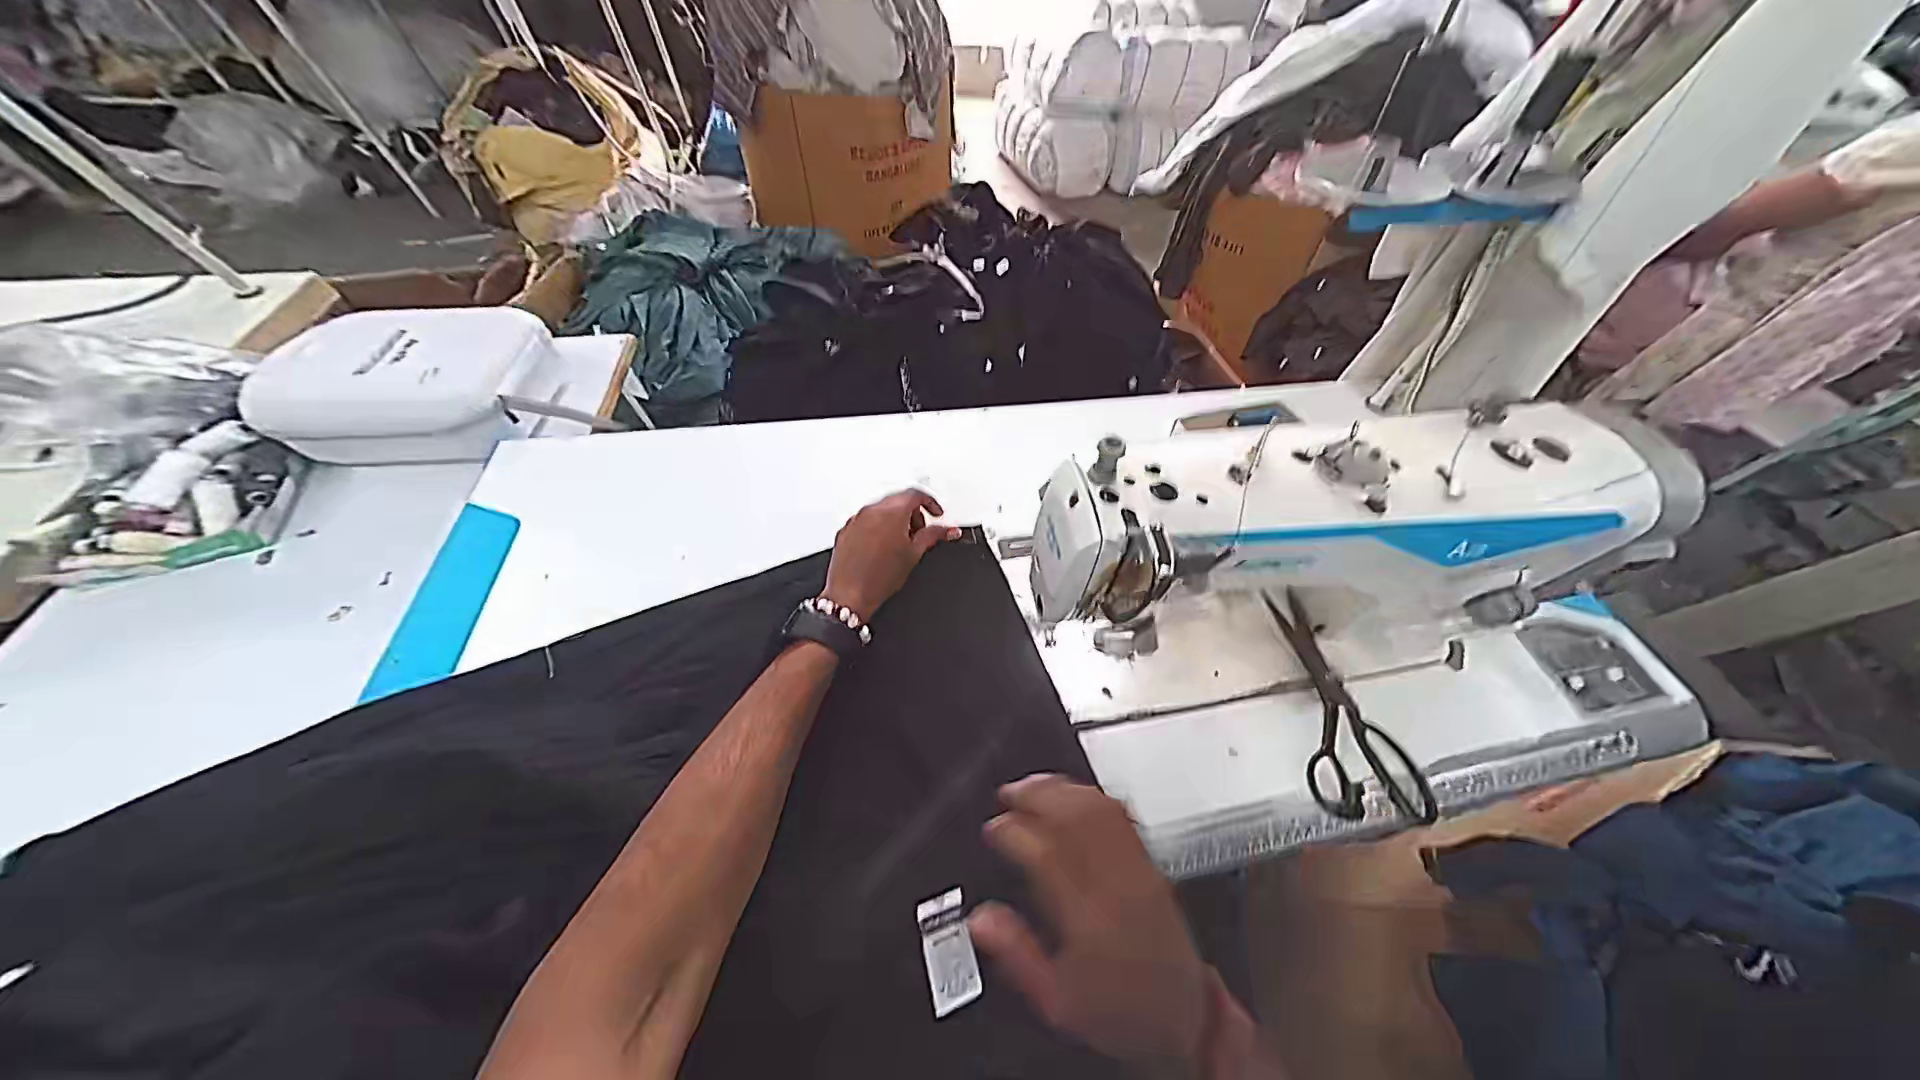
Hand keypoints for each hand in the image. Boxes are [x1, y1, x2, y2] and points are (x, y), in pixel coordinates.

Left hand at [822, 489, 959, 620]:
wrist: (850, 594)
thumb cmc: (878, 578)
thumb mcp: (914, 554)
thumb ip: (933, 536)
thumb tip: (948, 530)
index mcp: (892, 513)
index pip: (916, 494)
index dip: (930, 502)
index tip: (935, 514)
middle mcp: (872, 511)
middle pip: (898, 500)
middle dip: (913, 513)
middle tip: (920, 531)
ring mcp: (857, 519)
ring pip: (882, 509)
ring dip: (896, 519)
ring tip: (901, 543)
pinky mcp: (846, 529)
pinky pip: (866, 520)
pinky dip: (878, 527)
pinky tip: (882, 548)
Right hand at [968, 776, 1210, 1075]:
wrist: (1184, 1019)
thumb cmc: (1122, 1012)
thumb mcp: (1056, 1000)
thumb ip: (1016, 954)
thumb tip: (982, 918)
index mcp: (1086, 919)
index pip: (1044, 854)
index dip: (1011, 832)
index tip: (993, 829)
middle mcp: (1115, 886)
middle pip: (1073, 817)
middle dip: (1034, 795)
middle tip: (1009, 793)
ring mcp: (1138, 871)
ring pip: (1099, 809)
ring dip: (1062, 789)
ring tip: (1035, 786)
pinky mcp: (1152, 865)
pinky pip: (1122, 817)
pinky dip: (1091, 797)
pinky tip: (1074, 794)